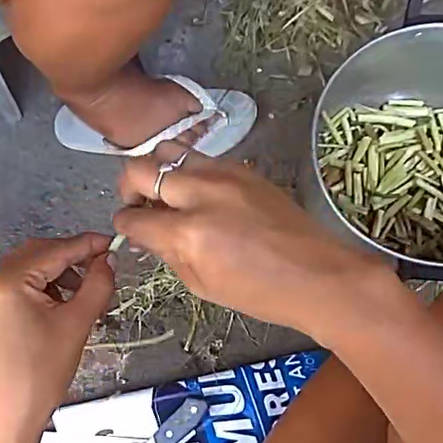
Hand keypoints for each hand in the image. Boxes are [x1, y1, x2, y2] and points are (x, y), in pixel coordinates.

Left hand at [0, 234, 115, 442]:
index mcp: (6, 282)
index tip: (110, 244)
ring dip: (55, 276)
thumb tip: (107, 262)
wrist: (5, 421)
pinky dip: (37, 292)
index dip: (88, 245)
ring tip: (81, 295)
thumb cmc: (36, 380)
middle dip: (70, 259)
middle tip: (101, 268)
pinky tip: (56, 308)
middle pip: (36, 255)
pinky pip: (12, 292)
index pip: (55, 250)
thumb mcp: (77, 325)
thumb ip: (97, 285)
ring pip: (24, 273)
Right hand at [112, 144, 395, 338]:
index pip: (133, 218)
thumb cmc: (261, 292)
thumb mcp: (203, 284)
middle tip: (140, 206)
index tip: (129, 229)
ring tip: (169, 195)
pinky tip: (202, 195)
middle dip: (130, 187)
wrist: (318, 275)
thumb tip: (146, 235)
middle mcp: (201, 193)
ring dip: (159, 171)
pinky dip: (191, 172)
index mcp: (188, 233)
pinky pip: (203, 158)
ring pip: (171, 150)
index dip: (124, 226)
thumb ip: (168, 253)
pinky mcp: (245, 168)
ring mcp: (225, 174)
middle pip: (141, 168)